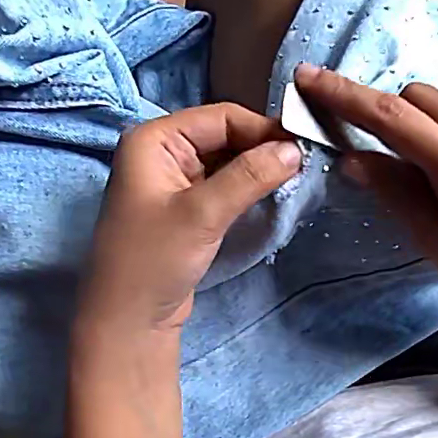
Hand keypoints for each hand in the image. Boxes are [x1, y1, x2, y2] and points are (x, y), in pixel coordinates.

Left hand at [80, 104, 300, 335]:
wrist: (131, 319)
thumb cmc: (155, 260)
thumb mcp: (203, 214)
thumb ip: (249, 177)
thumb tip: (296, 149)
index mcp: (154, 139)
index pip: (221, 118)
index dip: (264, 129)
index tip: (305, 146)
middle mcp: (163, 153)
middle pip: (226, 137)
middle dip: (264, 149)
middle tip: (307, 165)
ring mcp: (176, 182)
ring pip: (229, 163)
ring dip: (259, 170)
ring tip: (297, 179)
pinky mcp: (189, 209)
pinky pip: (225, 187)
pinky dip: (249, 189)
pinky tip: (274, 195)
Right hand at [292, 63, 437, 325]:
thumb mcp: (432, 237)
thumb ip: (393, 191)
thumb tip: (353, 158)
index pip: (392, 118)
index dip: (345, 96)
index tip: (310, 78)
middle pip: (417, 96)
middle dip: (386, 112)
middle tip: (372, 148)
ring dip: (416, 124)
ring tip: (417, 171)